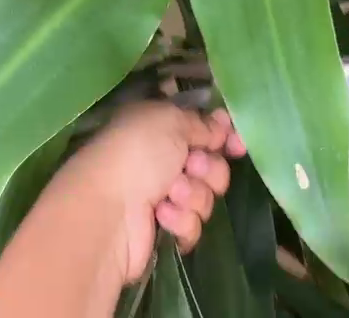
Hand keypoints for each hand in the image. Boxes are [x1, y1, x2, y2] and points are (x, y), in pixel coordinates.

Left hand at [44, 101, 246, 284]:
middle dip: (207, 168)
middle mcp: (162, 157)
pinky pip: (193, 223)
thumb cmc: (138, 153)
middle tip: (190, 166)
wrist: (110, 209)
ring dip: (191, 194)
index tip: (238, 144)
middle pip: (211, 164)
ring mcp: (164, 194)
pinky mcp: (166, 227)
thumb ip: (200, 123)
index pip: (202, 127)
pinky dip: (181, 219)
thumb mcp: (170, 121)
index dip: (223, 136)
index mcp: (159, 125)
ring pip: (205, 196)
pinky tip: (161, 215)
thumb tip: (219, 125)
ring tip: (169, 194)